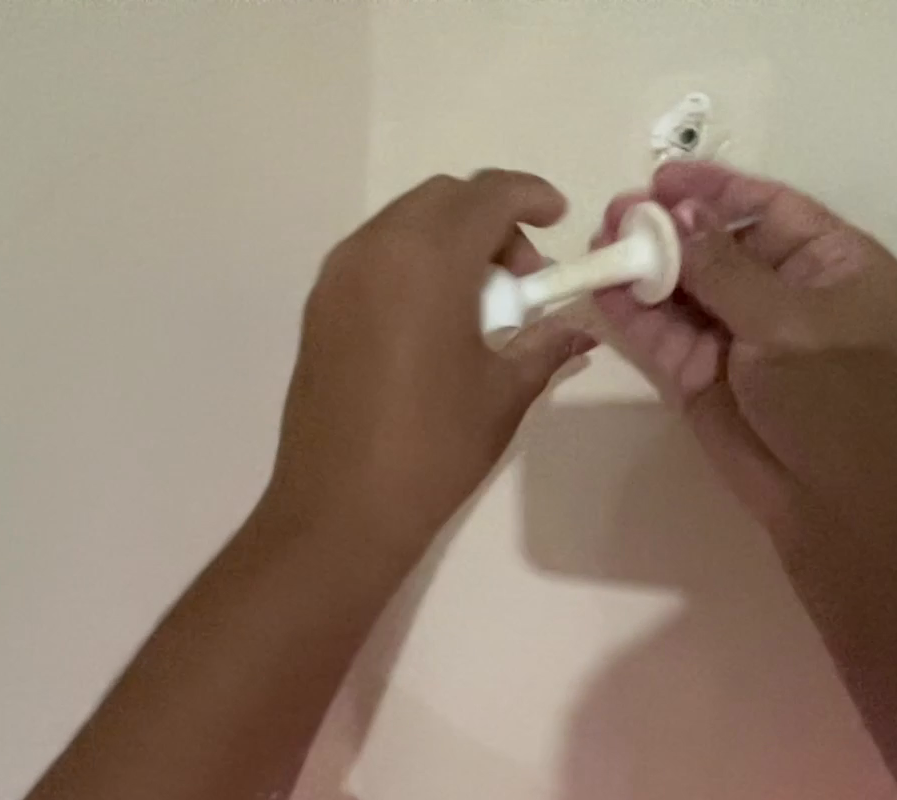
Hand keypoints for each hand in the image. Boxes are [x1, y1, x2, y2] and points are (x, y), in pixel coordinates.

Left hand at [263, 170, 594, 560]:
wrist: (340, 508)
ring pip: (401, 226)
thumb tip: (579, 329)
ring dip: (446, 242)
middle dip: (490, 221)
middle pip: (441, 201)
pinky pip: (371, 260)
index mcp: (427, 260)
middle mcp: (373, 251)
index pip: (487, 194)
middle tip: (519, 279)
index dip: (530, 195)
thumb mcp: (502, 395)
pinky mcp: (316, 311)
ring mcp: (335, 280)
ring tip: (475, 304)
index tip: (558, 218)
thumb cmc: (432, 450)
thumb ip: (544, 346)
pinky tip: (428, 322)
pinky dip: (408, 266)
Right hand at [591, 162, 896, 543]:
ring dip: (642, 270)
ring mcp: (734, 338)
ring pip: (681, 292)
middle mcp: (778, 294)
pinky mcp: (697, 376)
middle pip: (714, 248)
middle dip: (666, 230)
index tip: (661, 177)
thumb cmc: (836, 396)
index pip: (767, 211)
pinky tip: (602, 291)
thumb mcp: (788, 321)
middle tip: (614, 216)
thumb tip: (676, 214)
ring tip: (598, 247)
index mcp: (827, 264)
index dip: (715, 191)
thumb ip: (724, 269)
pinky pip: (661, 336)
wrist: (832, 495)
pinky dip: (632, 316)